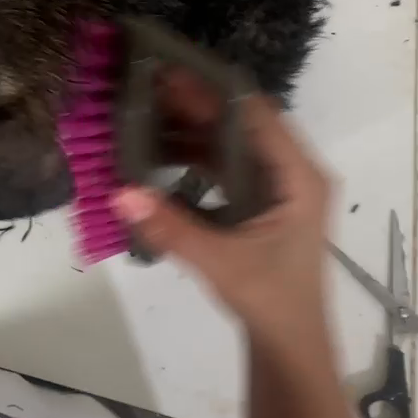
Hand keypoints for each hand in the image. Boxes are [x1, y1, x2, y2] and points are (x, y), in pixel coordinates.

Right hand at [111, 69, 333, 348]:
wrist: (290, 345)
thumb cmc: (270, 300)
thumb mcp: (220, 262)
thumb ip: (171, 227)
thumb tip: (118, 192)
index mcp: (298, 177)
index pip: (255, 114)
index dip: (210, 91)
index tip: (166, 72)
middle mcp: (290, 171)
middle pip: (237, 122)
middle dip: (190, 103)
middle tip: (140, 86)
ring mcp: (274, 184)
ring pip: (226, 139)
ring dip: (186, 126)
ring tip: (139, 113)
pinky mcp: (257, 199)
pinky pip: (220, 161)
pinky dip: (188, 152)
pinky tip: (153, 152)